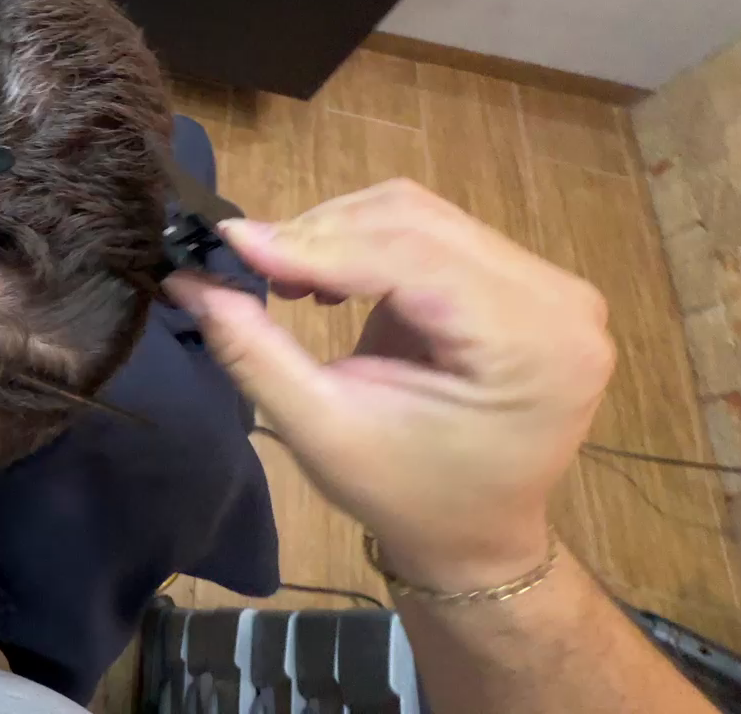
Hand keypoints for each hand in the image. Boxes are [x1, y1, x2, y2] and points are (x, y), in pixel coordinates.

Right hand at [165, 180, 613, 592]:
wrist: (475, 530)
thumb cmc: (404, 493)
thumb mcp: (316, 428)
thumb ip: (251, 348)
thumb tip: (185, 278)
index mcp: (532, 347)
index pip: (410, 258)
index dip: (312, 244)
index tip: (229, 241)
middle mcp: (555, 299)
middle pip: (411, 219)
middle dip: (315, 233)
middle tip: (246, 264)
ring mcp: (541, 282)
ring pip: (409, 210)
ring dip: (329, 231)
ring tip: (284, 277)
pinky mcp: (511, 276)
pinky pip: (418, 225)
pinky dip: (353, 237)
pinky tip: (324, 277)